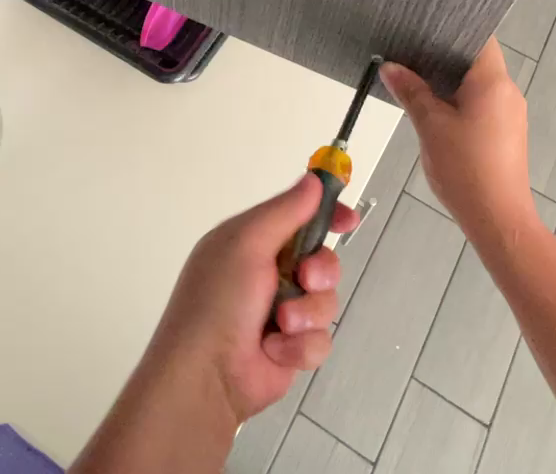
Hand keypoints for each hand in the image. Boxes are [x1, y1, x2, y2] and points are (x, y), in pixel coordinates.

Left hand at [140, 175, 360, 425]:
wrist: (206, 377)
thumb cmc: (220, 300)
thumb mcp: (247, 243)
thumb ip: (285, 211)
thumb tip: (313, 178)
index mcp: (253, 240)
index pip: (298, 216)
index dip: (326, 214)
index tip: (349, 219)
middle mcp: (268, 272)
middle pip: (322, 258)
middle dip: (321, 270)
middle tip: (306, 279)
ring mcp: (281, 311)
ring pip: (326, 300)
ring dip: (307, 313)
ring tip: (281, 325)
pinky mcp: (292, 348)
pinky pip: (320, 339)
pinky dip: (301, 346)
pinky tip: (275, 352)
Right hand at [380, 38, 540, 232]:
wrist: (498, 218)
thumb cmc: (465, 167)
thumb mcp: (430, 126)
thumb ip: (411, 92)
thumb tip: (390, 67)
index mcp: (493, 82)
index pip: (479, 38)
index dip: (453, 28)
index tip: (424, 27)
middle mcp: (508, 92)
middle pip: (477, 61)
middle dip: (444, 57)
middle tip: (409, 51)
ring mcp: (511, 114)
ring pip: (479, 84)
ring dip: (451, 82)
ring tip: (416, 79)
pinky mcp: (507, 133)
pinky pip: (482, 104)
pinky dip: (460, 100)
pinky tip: (436, 110)